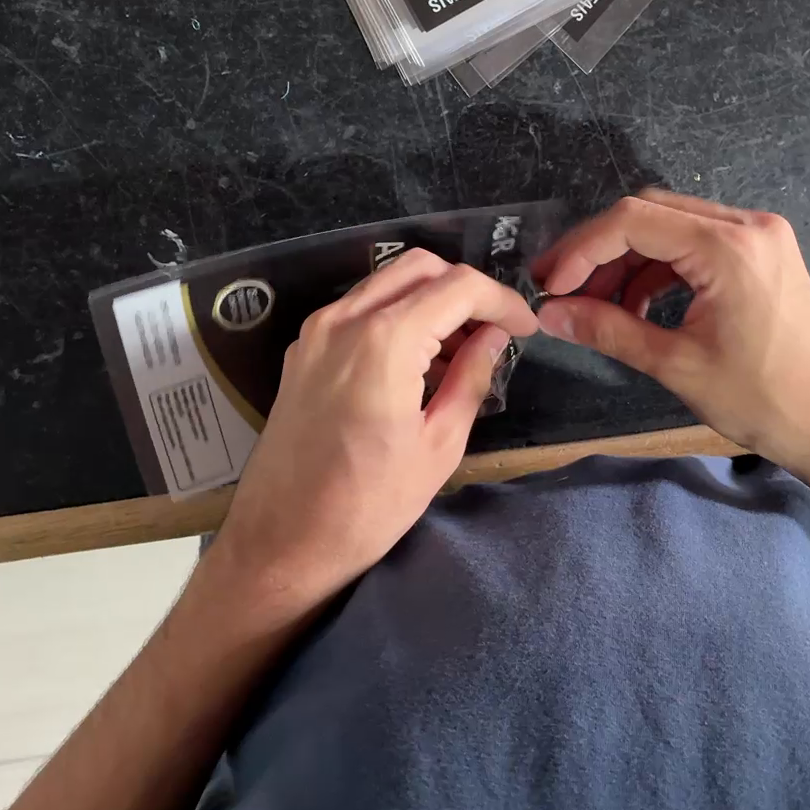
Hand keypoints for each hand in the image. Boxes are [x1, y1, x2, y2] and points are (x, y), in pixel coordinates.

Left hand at [207, 249, 538, 621]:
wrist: (282, 543)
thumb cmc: (370, 504)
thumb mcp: (440, 444)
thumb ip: (472, 377)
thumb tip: (495, 337)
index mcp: (385, 340)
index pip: (460, 287)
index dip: (503, 300)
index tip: (527, 328)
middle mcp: (345, 318)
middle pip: (421, 266)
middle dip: (467, 289)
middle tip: (495, 332)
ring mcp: (317, 331)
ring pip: (388, 282)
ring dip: (432, 301)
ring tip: (461, 353)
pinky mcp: (303, 351)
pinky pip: (361, 309)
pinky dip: (398, 317)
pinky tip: (418, 364)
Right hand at [534, 189, 809, 481]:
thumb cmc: (762, 400)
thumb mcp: (676, 365)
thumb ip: (608, 330)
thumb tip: (550, 315)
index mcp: (728, 247)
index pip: (633, 221)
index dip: (581, 249)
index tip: (550, 286)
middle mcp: (747, 226)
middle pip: (651, 213)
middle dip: (600, 250)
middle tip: (562, 290)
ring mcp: (760, 237)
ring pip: (673, 226)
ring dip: (629, 261)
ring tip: (596, 306)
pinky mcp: (764, 255)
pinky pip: (697, 245)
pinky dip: (661, 270)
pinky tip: (638, 307)